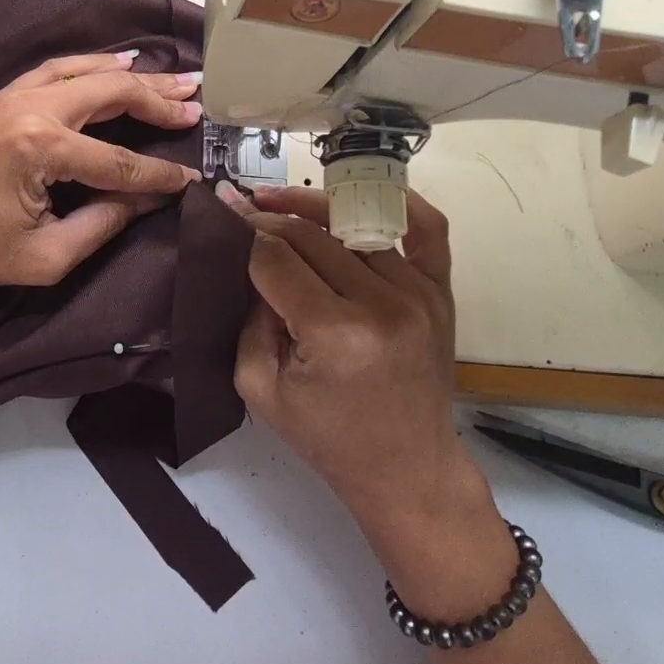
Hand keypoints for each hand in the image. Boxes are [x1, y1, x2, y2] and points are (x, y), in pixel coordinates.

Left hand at [0, 50, 201, 298]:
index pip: (119, 161)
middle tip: (198, 106)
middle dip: (158, 102)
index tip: (192, 180)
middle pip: (111, 94)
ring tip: (175, 79)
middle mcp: (29, 108)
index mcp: (41, 149)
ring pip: (86, 72)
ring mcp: (11, 95)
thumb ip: (105, 222)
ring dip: (133, 76)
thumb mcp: (48, 256)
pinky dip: (91, 65)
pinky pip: (56, 69)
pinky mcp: (0, 97)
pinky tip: (117, 63)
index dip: (159, 175)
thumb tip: (148, 199)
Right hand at [224, 182, 479, 528]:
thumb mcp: (259, 387)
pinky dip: (397, 202)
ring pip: (353, 227)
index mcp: (335, 333)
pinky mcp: (442, 293)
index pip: (275, 258)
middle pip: (311, 236)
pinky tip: (358, 194)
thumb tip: (253, 265)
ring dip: (312, 210)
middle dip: (268, 220)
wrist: (406, 470)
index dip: (243, 232)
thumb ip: (248, 321)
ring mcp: (420, 294)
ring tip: (278, 202)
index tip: (221, 212)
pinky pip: (427, 229)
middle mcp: (383, 304)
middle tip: (240, 209)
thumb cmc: (327, 438)